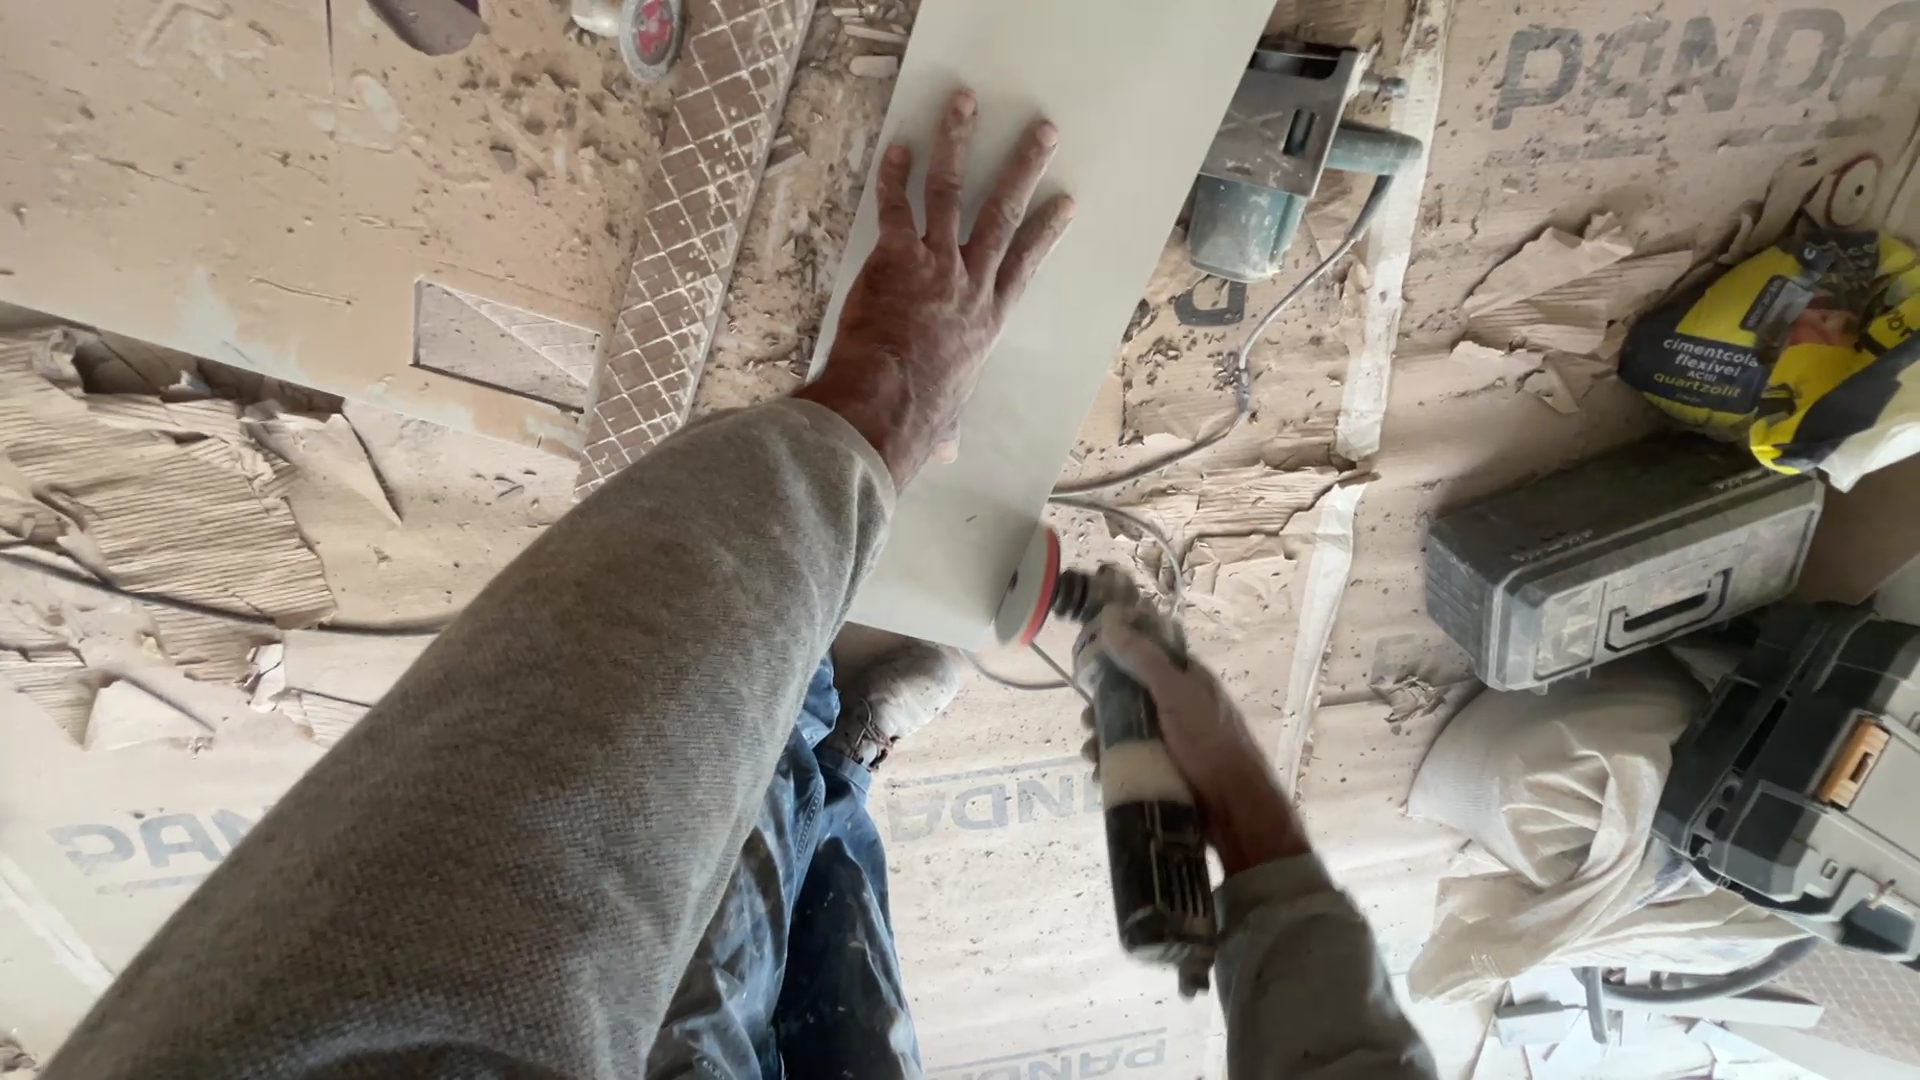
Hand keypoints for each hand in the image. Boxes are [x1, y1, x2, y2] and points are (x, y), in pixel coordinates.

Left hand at [796, 88, 1074, 486]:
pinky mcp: (896, 258)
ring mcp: (936, 265)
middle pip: (1002, 215)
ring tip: (965, 104)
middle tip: (1041, 133)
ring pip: (952, 193)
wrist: (888, 404)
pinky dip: (894, 176)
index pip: (1025, 265)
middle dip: (1023, 170)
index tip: (1065, 202)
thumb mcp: (945, 417)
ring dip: (958, 144)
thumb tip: (948, 451)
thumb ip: (948, 425)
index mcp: (988, 319)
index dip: (1046, 231)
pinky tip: (897, 147)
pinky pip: (897, 206)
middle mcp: (970, 283)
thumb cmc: (920, 414)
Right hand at [1073, 605, 1311, 875]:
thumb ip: (1143, 658)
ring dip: (1100, 738)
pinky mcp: (1158, 768)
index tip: (1087, 659)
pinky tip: (1100, 772)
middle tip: (1089, 720)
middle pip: (1125, 694)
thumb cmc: (1210, 743)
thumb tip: (1110, 618)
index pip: (1143, 652)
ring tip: (1092, 753)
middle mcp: (1172, 704)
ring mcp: (1165, 738)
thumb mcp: (1176, 694)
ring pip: (1121, 729)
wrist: (1235, 810)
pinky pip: (1124, 759)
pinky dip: (1108, 763)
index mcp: (1182, 678)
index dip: (1114, 652)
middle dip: (1101, 706)